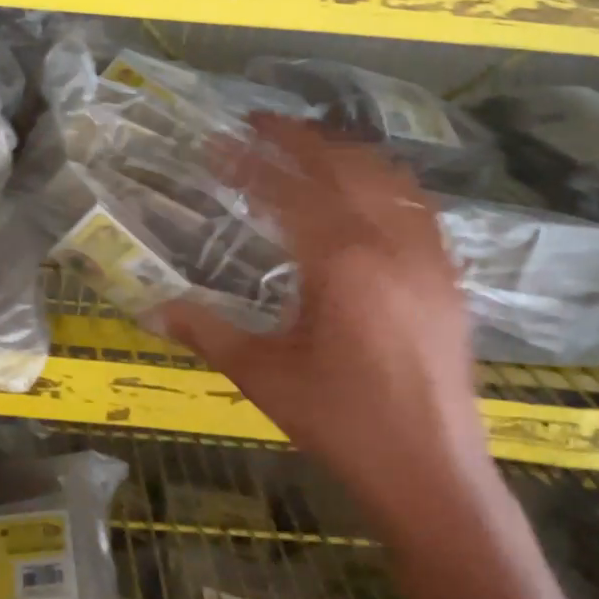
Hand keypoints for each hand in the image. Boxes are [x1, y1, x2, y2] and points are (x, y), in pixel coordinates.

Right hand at [157, 114, 487, 519]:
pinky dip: (385, 181)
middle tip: (257, 123)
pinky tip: (366, 188)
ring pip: (387, 177)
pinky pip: (419, 206)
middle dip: (297, 137)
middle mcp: (389, 245)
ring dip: (343, 151)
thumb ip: (206, 331)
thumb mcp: (262, 375)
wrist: (431, 475)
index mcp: (340, 263)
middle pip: (342, 165)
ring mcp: (426, 257)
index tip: (214, 144)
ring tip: (306, 144)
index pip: (286, 190)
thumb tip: (151, 308)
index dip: (246, 162)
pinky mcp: (448, 277)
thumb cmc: (340, 422)